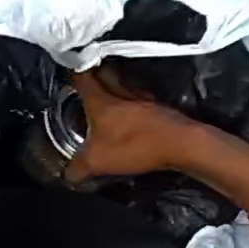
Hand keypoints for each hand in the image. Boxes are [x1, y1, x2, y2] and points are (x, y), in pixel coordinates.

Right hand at [64, 70, 204, 181]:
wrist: (182, 144)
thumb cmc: (135, 146)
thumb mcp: (95, 162)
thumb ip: (76, 168)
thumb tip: (68, 175)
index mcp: (101, 102)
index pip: (83, 79)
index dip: (72, 73)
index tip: (66, 71)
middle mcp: (122, 94)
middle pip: (105, 74)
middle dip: (93, 72)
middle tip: (85, 75)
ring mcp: (144, 99)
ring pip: (124, 84)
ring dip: (114, 84)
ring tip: (105, 90)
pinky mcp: (160, 108)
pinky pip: (140, 97)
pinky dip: (131, 99)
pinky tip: (130, 108)